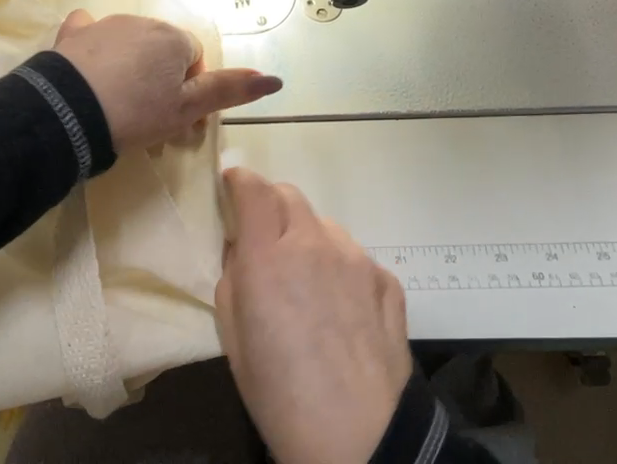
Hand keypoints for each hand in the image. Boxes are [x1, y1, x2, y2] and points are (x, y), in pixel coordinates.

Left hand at [53, 11, 280, 151]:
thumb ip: (229, 90)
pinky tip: (88, 71)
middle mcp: (142, 22)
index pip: (195, 58)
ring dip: (131, 66)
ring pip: (129, 43)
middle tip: (149, 116)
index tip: (178, 119)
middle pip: (162, 49)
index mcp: (173, 39)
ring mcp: (105, 24)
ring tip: (117, 104)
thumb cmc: (136, 113)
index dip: (190, 89)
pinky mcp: (74, 33)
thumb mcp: (188, 109)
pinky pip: (90, 32)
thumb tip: (274, 79)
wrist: (70, 113)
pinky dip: (93, 47)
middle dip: (161, 77)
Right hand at [216, 168, 412, 463]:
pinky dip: (339, 266)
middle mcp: (315, 244)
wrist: (359, 442)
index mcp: (268, 256)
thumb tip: (241, 248)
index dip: (237, 178)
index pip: (252, 187)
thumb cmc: (279, 393)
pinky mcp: (388, 282)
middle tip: (262, 238)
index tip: (229, 185)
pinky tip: (339, 306)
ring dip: (306, 236)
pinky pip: (355, 257)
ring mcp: (357, 261)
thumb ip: (233, 276)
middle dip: (270, 204)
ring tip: (304, 282)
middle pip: (289, 195)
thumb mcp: (232, 335)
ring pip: (324, 224)